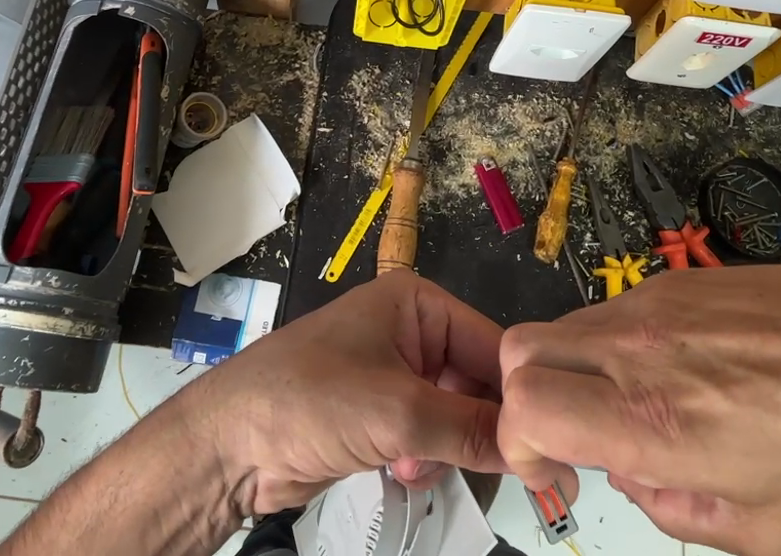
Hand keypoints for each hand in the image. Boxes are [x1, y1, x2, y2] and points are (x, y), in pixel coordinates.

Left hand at [190, 270, 510, 515]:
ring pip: (454, 416)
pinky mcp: (378, 415)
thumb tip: (538, 452)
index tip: (552, 442)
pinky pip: (427, 437)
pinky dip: (424, 459)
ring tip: (418, 465)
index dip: (520, 394)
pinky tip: (400, 471)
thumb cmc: (309, 399)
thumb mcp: (398, 412)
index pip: (492, 344)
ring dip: (448, 448)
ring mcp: (393, 374)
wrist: (228, 444)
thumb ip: (471, 431)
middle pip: (476, 382)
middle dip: (482, 428)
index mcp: (416, 304)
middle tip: (512, 476)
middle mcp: (409, 332)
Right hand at [497, 265, 780, 554]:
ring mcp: (655, 301)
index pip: (525, 408)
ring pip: (566, 326)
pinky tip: (691, 368)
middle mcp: (636, 348)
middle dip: (528, 398)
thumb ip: (668, 507)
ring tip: (648, 403)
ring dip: (577, 370)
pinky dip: (620, 345)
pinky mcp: (680, 277)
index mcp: (652, 421)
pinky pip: (616, 310)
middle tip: (577, 432)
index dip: (520, 444)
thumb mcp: (763, 530)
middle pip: (520, 350)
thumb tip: (628, 465)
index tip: (558, 467)